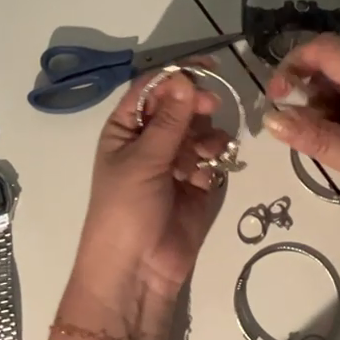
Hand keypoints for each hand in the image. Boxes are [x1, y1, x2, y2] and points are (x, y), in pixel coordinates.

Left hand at [67, 67, 231, 339]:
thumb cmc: (125, 210)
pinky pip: (212, 159)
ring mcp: (175, 162)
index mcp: (125, 129)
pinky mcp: (198, 184)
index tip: (207, 68)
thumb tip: (186, 79)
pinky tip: (208, 176)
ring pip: (200, 131)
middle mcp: (150, 141)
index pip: (152, 89)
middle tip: (212, 108)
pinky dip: (214, 162)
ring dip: (207, 136)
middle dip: (197, 105)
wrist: (137, 271)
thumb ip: (169, 120)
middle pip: (180, 106)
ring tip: (206, 154)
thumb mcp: (143, 160)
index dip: (177, 76)